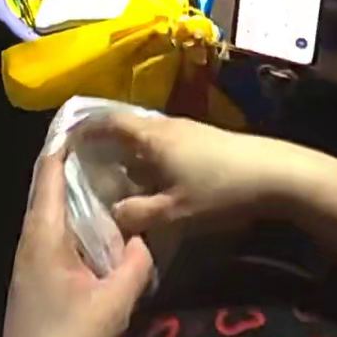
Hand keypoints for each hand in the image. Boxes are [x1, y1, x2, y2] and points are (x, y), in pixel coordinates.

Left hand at [0, 148, 153, 336]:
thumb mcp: (110, 307)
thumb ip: (135, 267)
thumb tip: (147, 236)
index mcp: (43, 232)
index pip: (50, 171)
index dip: (66, 141)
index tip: (90, 119)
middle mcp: (32, 236)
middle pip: (50, 184)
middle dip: (75, 160)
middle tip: (109, 142)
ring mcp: (31, 257)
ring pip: (52, 207)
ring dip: (75, 187)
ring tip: (109, 171)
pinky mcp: (36, 275)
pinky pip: (55, 228)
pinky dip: (74, 213)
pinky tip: (99, 221)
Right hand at [81, 115, 314, 233]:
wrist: (271, 171)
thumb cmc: (218, 188)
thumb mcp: (174, 211)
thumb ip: (138, 213)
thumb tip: (110, 214)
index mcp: (150, 136)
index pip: (108, 122)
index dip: (85, 128)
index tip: (65, 139)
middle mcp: (163, 125)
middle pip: (124, 125)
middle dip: (102, 138)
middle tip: (83, 159)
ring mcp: (183, 128)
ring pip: (142, 134)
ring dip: (124, 148)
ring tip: (110, 170)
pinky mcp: (198, 137)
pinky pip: (158, 140)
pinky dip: (143, 153)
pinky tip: (147, 175)